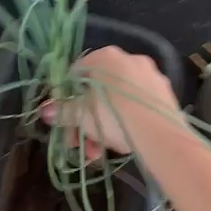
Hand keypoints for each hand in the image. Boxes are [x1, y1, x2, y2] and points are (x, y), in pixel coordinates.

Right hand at [56, 46, 184, 157]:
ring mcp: (150, 76)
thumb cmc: (112, 115)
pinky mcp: (165, 95)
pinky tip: (121, 144)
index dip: (67, 96)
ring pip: (118, 101)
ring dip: (104, 126)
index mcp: (105, 57)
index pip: (77, 72)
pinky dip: (126, 123)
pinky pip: (137, 107)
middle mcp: (129, 60)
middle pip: (98, 90)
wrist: (159, 133)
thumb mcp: (81, 115)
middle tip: (79, 142)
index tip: (64, 118)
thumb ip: (62, 111)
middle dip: (86, 119)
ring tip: (98, 153)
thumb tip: (45, 111)